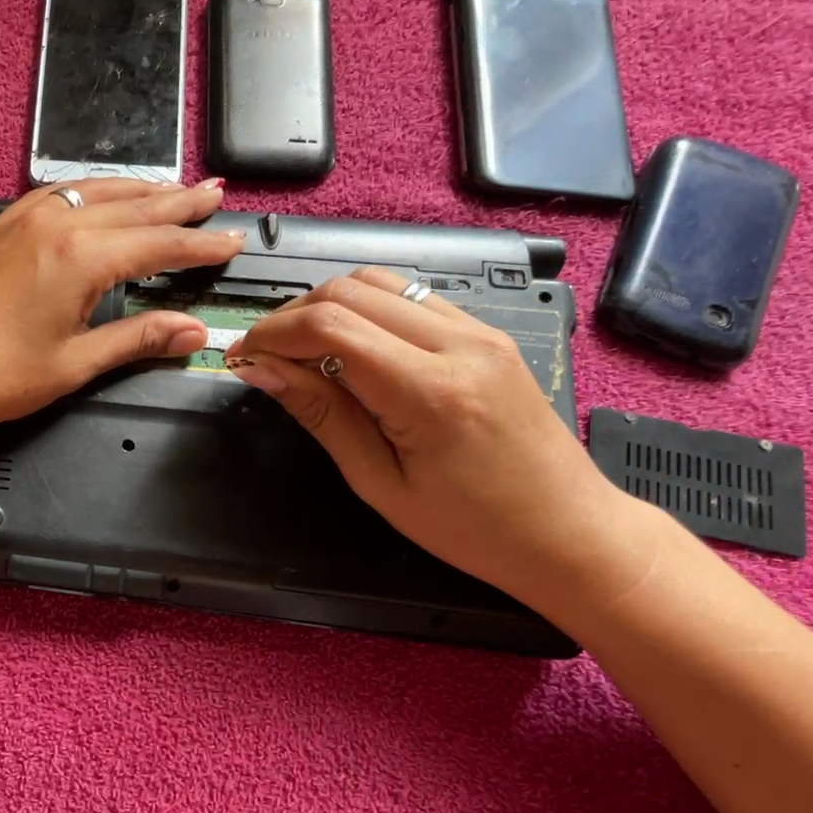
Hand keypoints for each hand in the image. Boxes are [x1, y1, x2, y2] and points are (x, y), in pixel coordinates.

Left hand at [0, 178, 241, 441]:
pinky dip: (89, 192)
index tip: (232, 240)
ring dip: (137, 190)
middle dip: (179, 201)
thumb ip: (137, 338)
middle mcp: (54, 225)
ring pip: (94, 192)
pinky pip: (54, 195)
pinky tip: (98, 196)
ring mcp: (21, 222)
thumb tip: (193, 332)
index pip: (159, 243)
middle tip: (215, 192)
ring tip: (170, 188)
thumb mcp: (74, 363)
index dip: (200, 244)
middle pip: (133, 206)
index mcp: (80, 258)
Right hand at [225, 267, 657, 605]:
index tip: (241, 359)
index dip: (271, 335)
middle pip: (347, 292)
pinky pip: (410, 295)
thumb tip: (262, 370)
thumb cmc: (471, 527)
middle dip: (290, 317)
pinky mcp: (486, 333)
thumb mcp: (379, 482)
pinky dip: (363, 309)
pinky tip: (348, 348)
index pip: (329, 327)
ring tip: (301, 350)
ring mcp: (479, 332)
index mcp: (430, 391)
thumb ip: (321, 414)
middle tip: (263, 358)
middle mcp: (459, 344)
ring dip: (325, 306)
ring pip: (377, 281)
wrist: (570, 532)